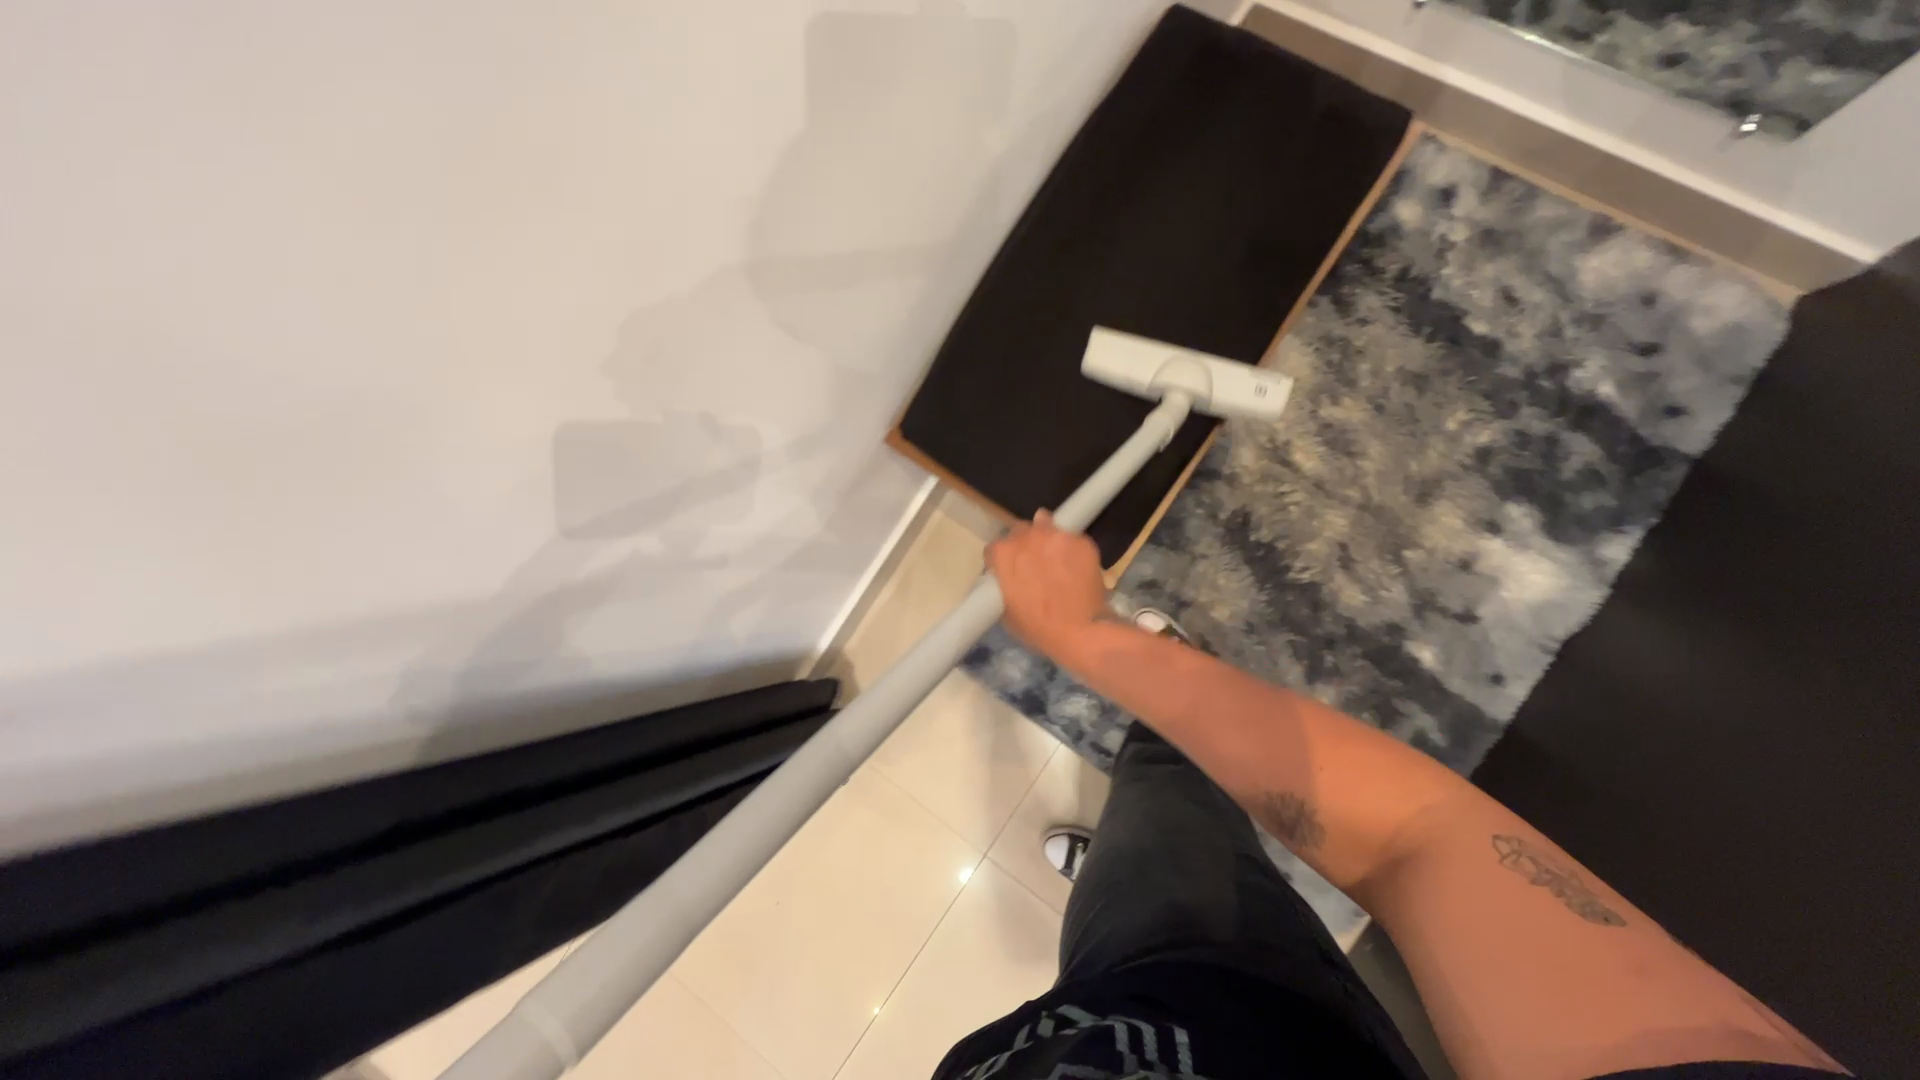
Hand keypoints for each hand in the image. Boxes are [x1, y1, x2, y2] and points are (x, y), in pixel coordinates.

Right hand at [986, 510, 1109, 659]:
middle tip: (1032, 563)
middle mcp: (1028, 536)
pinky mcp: (1082, 541)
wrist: (1080, 631)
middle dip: (1023, 544)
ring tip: (1054, 555)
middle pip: (1020, 530)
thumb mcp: (1006, 611)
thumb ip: (1004, 585)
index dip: (1001, 560)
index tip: (1008, 571)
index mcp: (1004, 553)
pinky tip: (1076, 565)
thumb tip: (1008, 579)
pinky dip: (1071, 548)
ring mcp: (1057, 535)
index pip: (995, 548)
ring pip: (1047, 524)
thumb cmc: (1037, 627)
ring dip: (1046, 537)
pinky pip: (1072, 538)